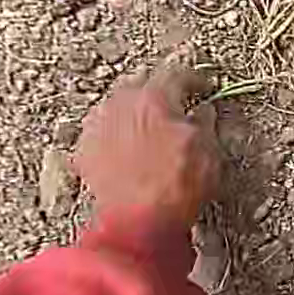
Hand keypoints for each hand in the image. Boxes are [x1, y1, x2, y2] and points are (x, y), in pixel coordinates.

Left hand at [73, 63, 218, 227]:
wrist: (140, 219)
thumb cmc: (180, 183)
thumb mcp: (209, 149)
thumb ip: (204, 122)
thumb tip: (202, 111)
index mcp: (153, 99)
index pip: (175, 75)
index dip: (195, 79)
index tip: (206, 86)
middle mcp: (119, 106)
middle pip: (138, 84)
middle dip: (159, 88)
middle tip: (178, 98)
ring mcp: (96, 128)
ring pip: (118, 105)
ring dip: (137, 108)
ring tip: (155, 120)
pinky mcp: (84, 150)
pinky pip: (104, 128)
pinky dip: (121, 129)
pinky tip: (134, 143)